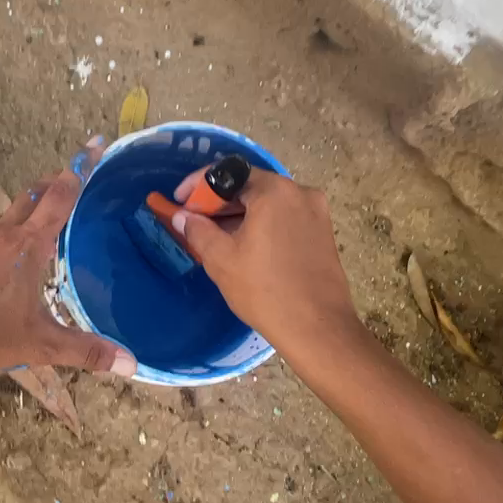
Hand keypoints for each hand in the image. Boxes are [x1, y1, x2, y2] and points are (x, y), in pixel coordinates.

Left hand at [0, 139, 137, 378]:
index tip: (94, 143)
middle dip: (55, 182)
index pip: (60, 195)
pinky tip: (10, 258)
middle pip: (33, 195)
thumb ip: (86, 350)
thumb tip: (131, 363)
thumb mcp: (41, 343)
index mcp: (28, 244)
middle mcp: (3, 234)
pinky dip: (9, 233)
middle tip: (75, 178)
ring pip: (10, 214)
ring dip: (31, 208)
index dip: (79, 169)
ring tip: (47, 221)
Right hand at [169, 167, 358, 355]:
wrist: (318, 329)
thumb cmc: (265, 290)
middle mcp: (300, 192)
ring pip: (268, 202)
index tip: (179, 201)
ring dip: (240, 214)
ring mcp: (316, 212)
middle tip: (194, 220)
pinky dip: (261, 224)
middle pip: (250, 186)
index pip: (228, 172)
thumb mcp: (221, 259)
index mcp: (274, 191)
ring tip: (216, 236)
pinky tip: (246, 246)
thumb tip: (183, 216)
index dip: (198, 185)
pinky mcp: (323, 232)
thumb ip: (198, 229)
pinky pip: (284, 217)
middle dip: (219, 201)